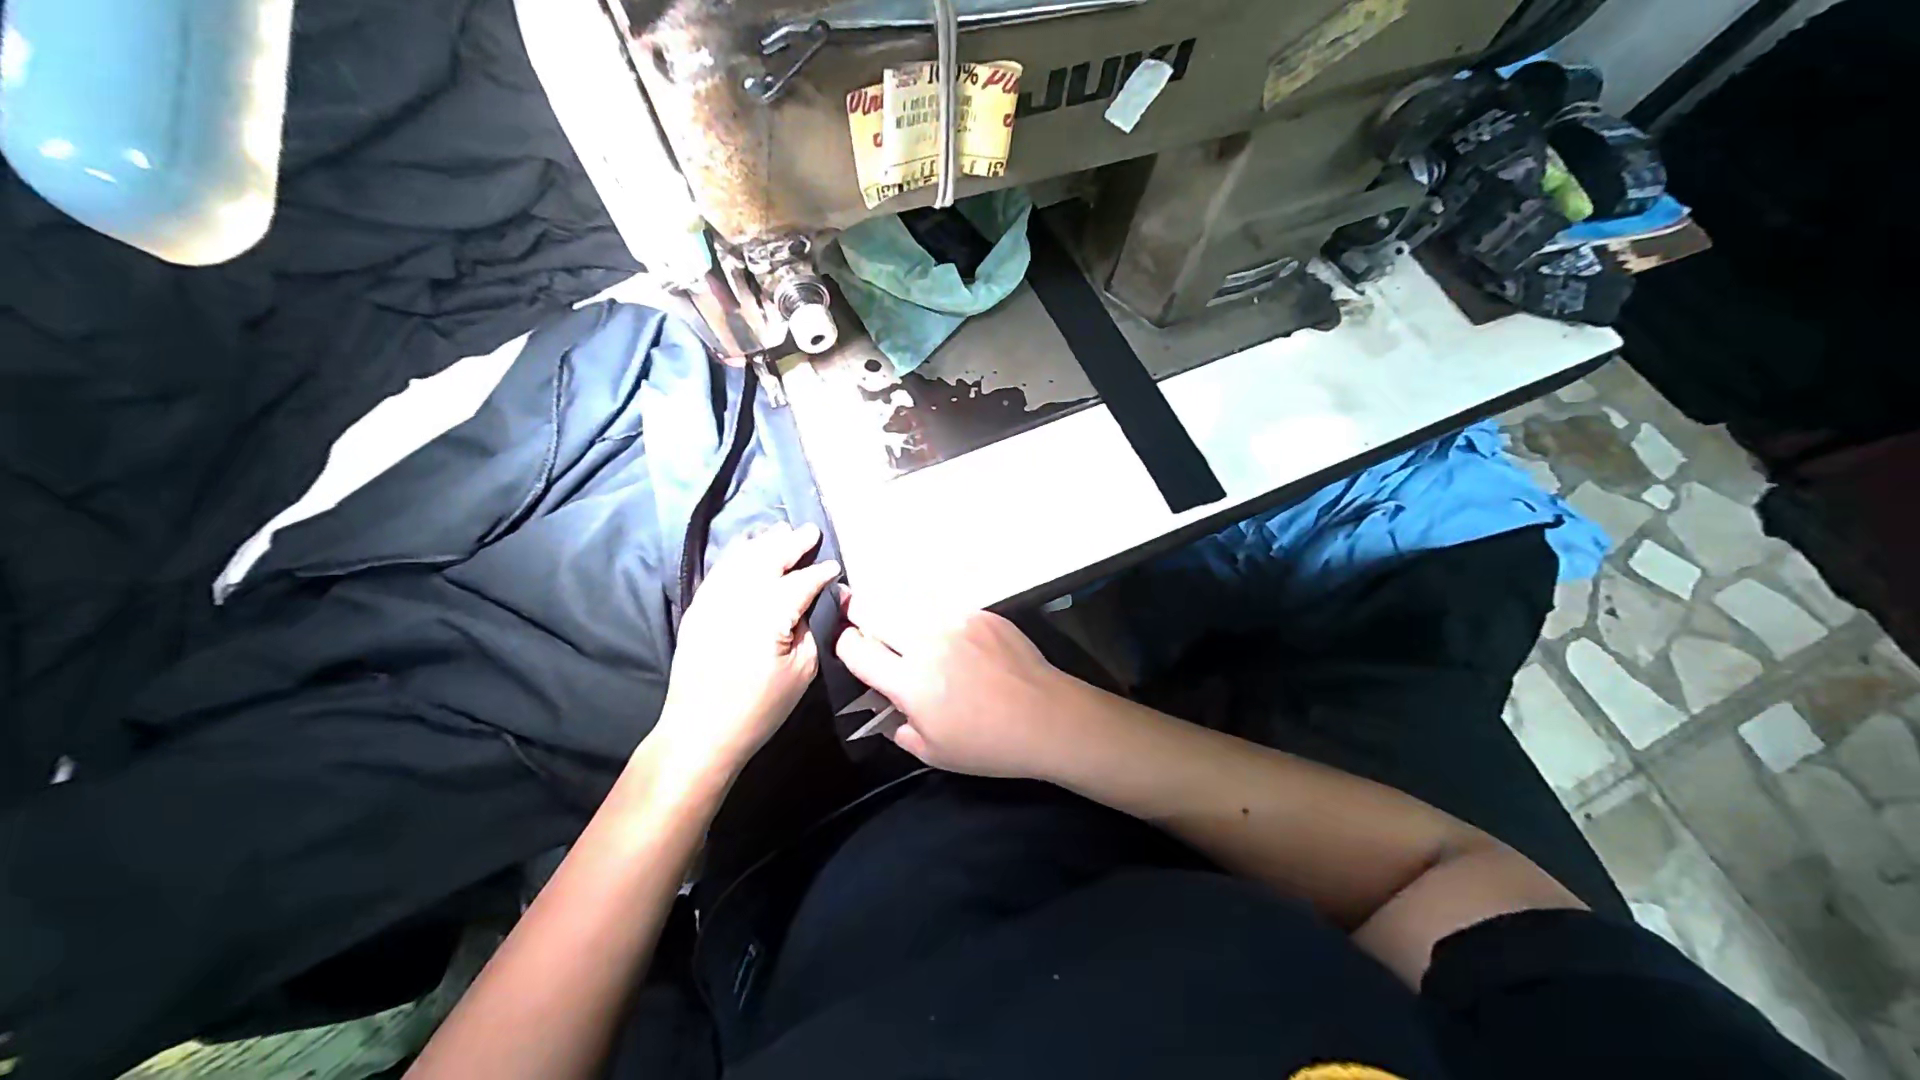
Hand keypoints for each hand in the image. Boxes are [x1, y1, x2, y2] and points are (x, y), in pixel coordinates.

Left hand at [649, 523, 839, 779]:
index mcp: (769, 614)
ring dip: (763, 543)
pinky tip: (747, 550)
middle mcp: (739, 598)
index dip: (819, 572)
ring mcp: (713, 600)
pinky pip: (719, 571)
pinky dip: (736, 556)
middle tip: (809, 531)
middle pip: (768, 559)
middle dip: (791, 543)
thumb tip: (812, 604)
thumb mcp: (802, 671)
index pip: (801, 582)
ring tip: (780, 532)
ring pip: (741, 559)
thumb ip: (810, 629)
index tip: (832, 566)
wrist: (700, 731)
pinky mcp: (697, 609)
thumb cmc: (758, 708)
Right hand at [835, 600, 1079, 779]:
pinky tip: (946, 632)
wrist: (1047, 718)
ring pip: (906, 600)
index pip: (855, 648)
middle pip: (872, 610)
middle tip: (861, 620)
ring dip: (897, 612)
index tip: (853, 650)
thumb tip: (888, 704)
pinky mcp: (980, 612)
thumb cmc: (989, 744)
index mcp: (910, 683)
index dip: (845, 646)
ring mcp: (955, 621)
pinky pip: (943, 603)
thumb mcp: (933, 752)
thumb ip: (898, 725)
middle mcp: (927, 643)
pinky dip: (934, 614)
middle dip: (859, 614)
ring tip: (905, 626)